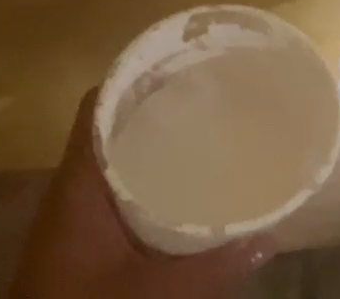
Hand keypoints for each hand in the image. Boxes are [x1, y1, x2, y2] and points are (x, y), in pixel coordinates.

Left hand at [9, 90, 272, 298]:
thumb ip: (208, 268)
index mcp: (78, 180)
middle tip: (204, 95)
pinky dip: (142, 177)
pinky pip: (112, 186)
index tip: (178, 64)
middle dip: (152, 105)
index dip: (133, 75)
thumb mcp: (149, 292)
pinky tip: (177, 188)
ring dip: (146, 141)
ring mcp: (72, 212)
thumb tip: (267, 237)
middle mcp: (72, 185)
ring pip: (111, 155)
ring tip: (199, 129)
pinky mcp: (79, 237)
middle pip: (109, 123)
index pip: (98, 103)